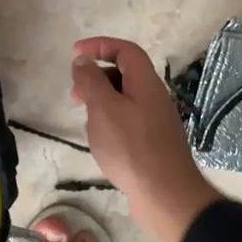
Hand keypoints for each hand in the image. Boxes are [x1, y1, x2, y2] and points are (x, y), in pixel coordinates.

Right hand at [70, 36, 222, 241]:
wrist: (166, 195)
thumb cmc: (132, 148)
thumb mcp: (104, 108)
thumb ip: (91, 80)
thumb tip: (83, 60)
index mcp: (145, 82)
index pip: (125, 50)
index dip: (100, 46)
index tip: (75, 53)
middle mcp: (154, 97)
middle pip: (124, 73)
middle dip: (96, 77)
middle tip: (75, 94)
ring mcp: (155, 120)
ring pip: (124, 98)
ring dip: (101, 101)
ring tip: (85, 121)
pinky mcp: (152, 142)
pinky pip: (128, 119)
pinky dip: (110, 121)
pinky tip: (101, 141)